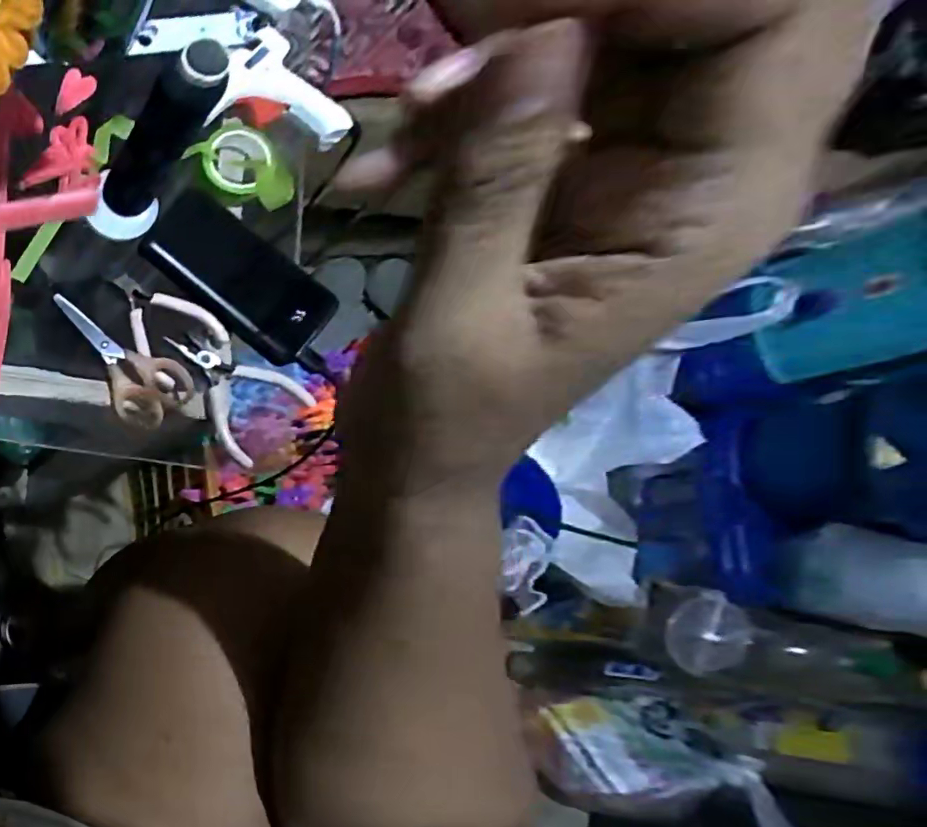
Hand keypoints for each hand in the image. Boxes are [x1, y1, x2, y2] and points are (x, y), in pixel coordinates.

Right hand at [336, 1, 871, 496]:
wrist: (416, 462)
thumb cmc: (440, 419)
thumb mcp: (457, 316)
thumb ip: (495, 189)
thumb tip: (534, 43)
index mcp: (713, 207)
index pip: (768, 19)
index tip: (523, 12)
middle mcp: (698, 171)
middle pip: (696, 18)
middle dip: (572, 12)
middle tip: (461, 34)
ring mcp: (627, 176)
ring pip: (600, 56)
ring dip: (492, 73)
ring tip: (403, 116)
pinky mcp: (560, 190)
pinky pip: (524, 117)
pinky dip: (449, 129)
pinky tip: (377, 170)